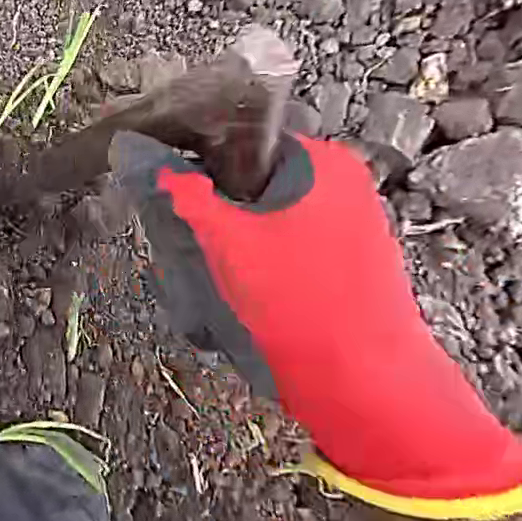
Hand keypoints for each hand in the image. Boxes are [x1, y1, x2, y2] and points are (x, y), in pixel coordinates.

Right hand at [112, 131, 521, 520]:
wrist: (361, 379)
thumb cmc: (299, 301)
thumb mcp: (229, 243)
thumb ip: (190, 198)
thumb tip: (160, 167)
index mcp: (323, 163)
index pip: (247, 141)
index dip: (204, 161)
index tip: (176, 185)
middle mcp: (344, 182)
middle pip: (257, 177)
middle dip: (223, 202)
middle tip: (197, 231)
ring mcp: (350, 219)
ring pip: (270, 210)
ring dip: (240, 230)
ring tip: (222, 261)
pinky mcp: (348, 255)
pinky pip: (289, 237)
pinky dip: (263, 251)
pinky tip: (250, 279)